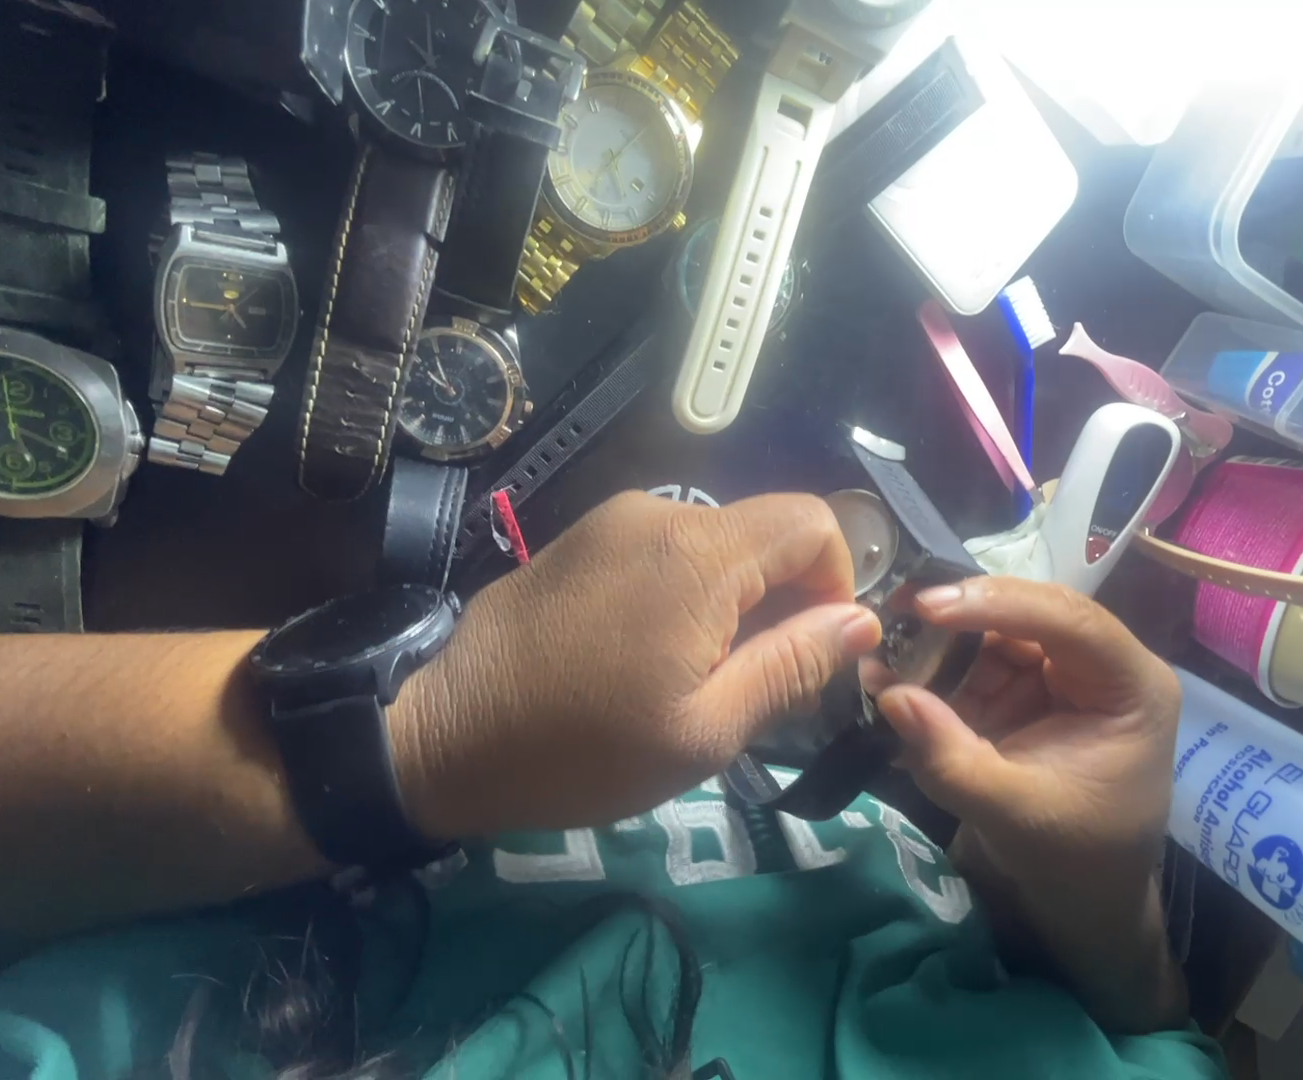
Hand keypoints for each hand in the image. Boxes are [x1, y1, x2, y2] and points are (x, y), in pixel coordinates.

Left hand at [398, 491, 883, 836]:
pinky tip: (649, 651)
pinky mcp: (583, 539)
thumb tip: (860, 622)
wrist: (442, 736)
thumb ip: (790, 665)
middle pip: (765, 531)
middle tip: (753, 679)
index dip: (835, 580)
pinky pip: (667, 550)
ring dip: (734, 600)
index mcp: (696, 553)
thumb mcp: (704, 730)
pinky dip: (688, 592)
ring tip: (695, 673)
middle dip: (783, 598)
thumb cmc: (579, 748)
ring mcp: (613, 520)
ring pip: (718, 544)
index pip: (813, 520)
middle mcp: (658, 513)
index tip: (811, 648)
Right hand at [871, 578, 1180, 879]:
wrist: (1076, 892)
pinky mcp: (1020, 684)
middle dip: (956, 615)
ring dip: (936, 643)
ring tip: (882, 658)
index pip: (1069, 620)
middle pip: (1024, 613)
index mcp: (1129, 687)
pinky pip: (971, 659)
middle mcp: (1096, 664)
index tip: (928, 607)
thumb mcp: (1013, 814)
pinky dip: (931, 669)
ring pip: (989, 630)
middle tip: (890, 612)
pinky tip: (894, 679)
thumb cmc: (1072, 855)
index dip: (997, 603)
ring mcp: (1056, 671)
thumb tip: (889, 694)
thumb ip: (951, 759)